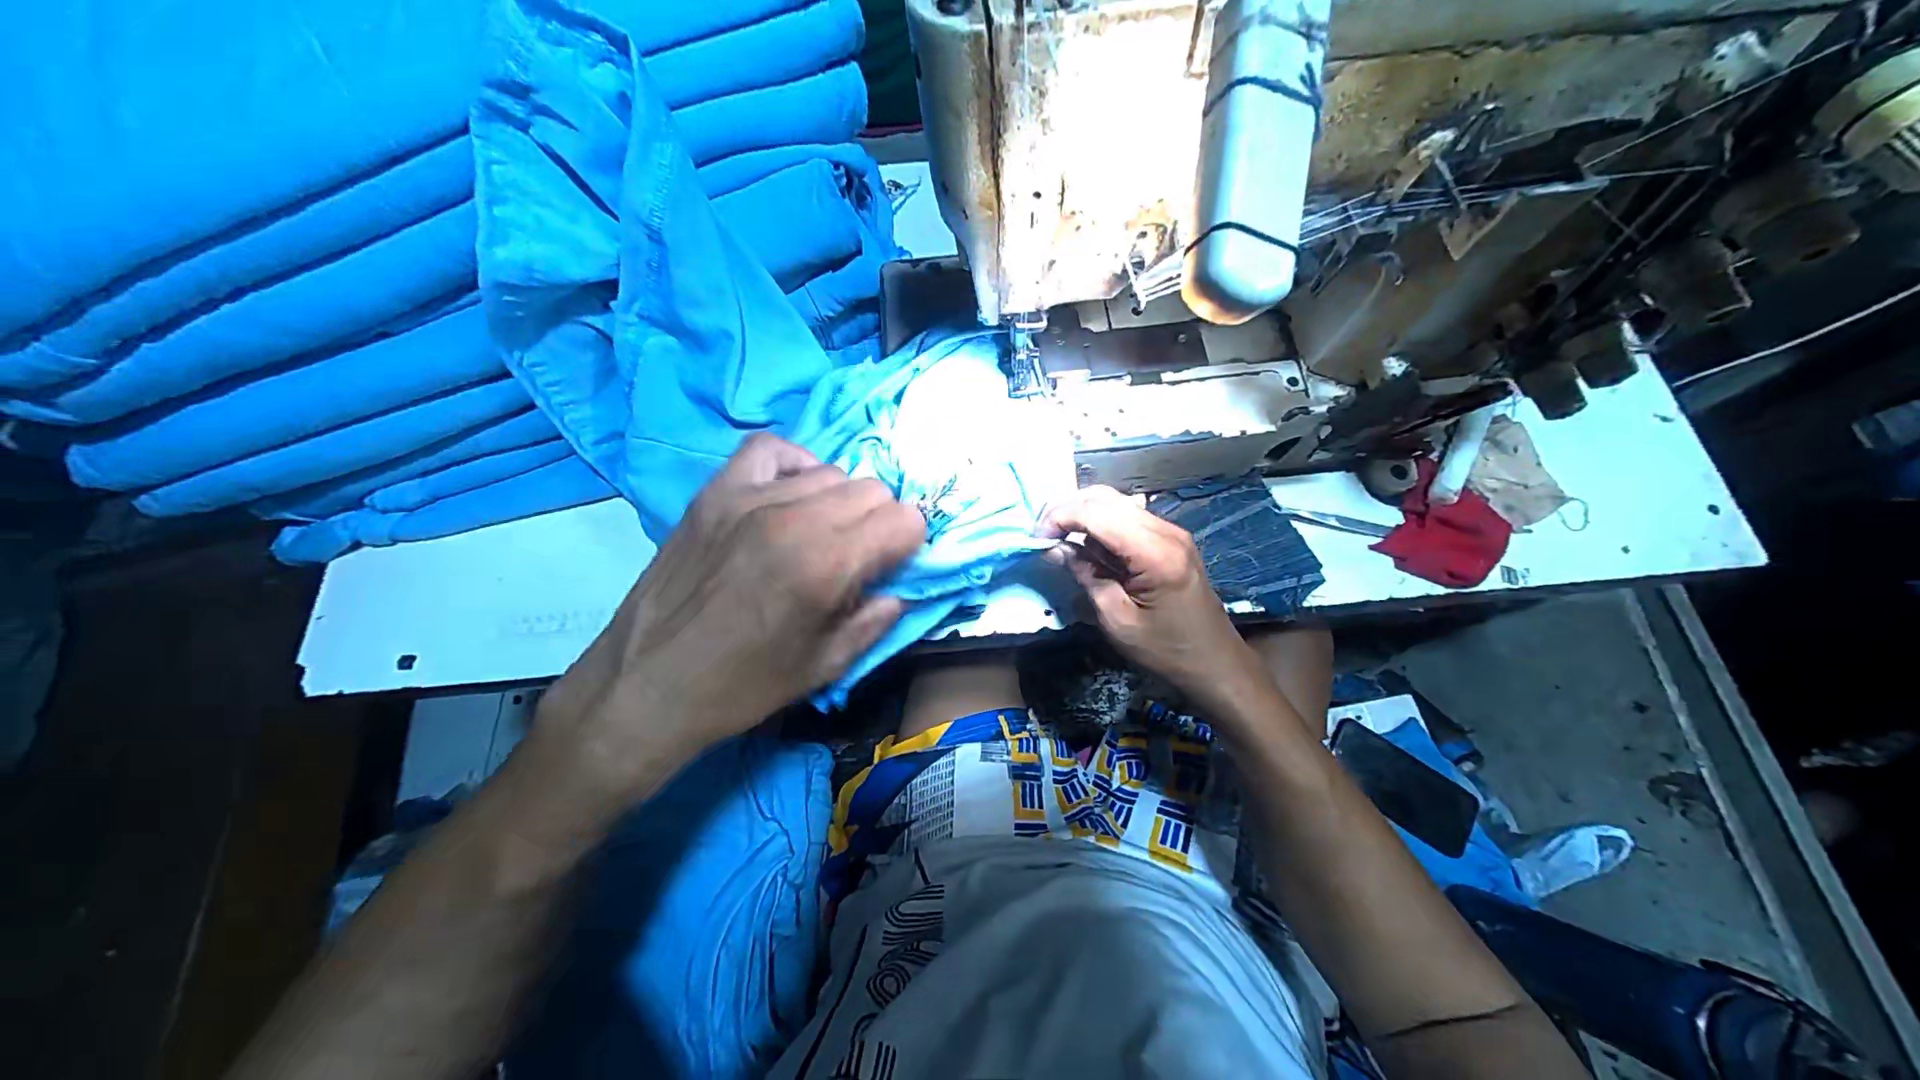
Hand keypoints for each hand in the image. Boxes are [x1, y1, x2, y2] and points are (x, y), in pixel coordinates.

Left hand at [536, 435, 924, 796]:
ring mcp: (750, 498)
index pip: (905, 520)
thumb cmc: (742, 687)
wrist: (647, 685)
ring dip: (840, 501)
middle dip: (879, 523)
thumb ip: (874, 620)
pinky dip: (793, 465)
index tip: (892, 566)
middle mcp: (795, 519)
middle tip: (858, 557)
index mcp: (826, 566)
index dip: (908, 544)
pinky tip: (790, 494)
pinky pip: (769, 449)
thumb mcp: (824, 667)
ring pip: (830, 471)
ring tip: (819, 533)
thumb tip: (899, 588)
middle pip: (873, 490)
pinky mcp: (714, 493)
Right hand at [1039, 486, 1265, 713]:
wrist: (1215, 662)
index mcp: (1155, 552)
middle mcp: (1165, 530)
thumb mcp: (1117, 620)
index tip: (1035, 538)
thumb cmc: (1166, 650)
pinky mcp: (1168, 539)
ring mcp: (1170, 531)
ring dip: (1081, 513)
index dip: (1059, 518)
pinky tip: (1083, 542)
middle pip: (1104, 498)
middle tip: (1040, 534)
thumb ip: (1087, 577)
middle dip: (1066, 509)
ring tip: (1056, 537)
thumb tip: (1057, 548)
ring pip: (1114, 502)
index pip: (1097, 512)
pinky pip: (1126, 516)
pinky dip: (1098, 522)